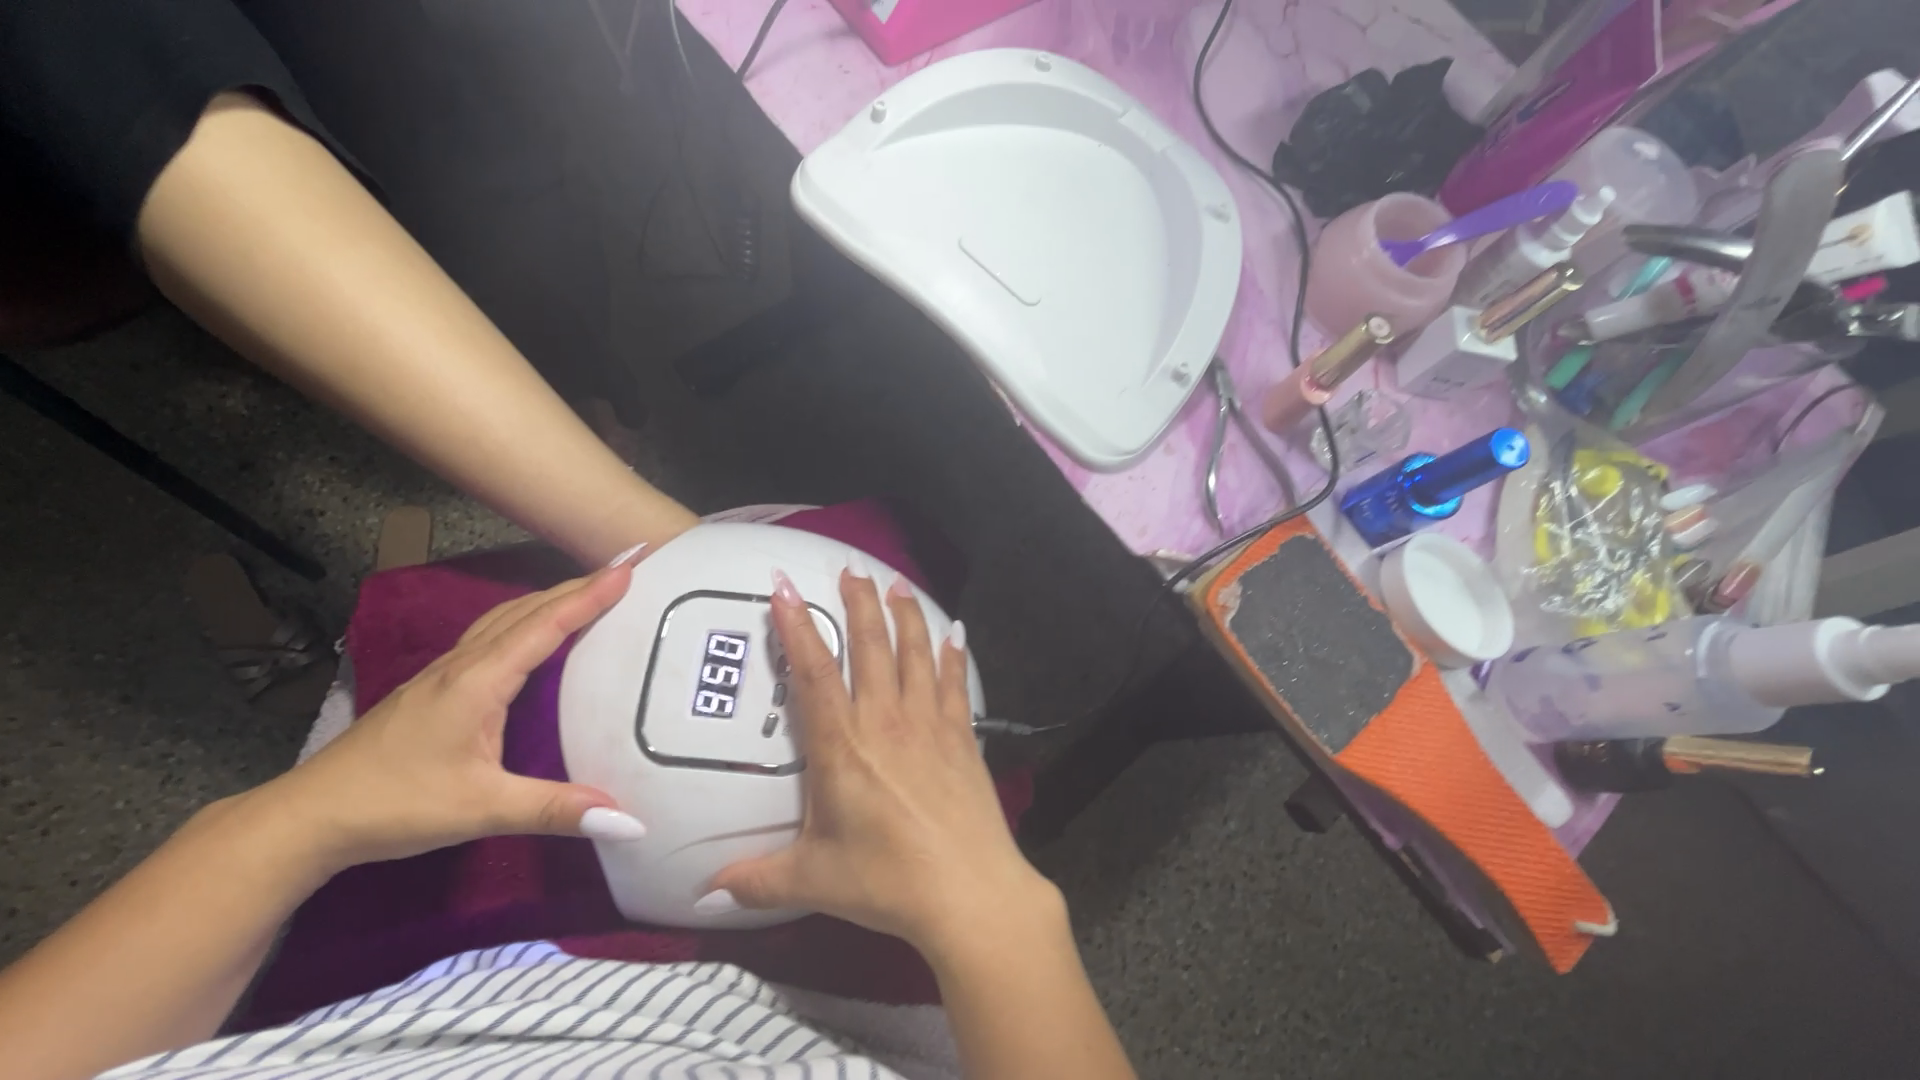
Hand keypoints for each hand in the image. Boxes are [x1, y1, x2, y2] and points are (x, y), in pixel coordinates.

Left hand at [246, 550, 649, 874]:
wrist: (306, 817)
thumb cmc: (396, 805)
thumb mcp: (482, 810)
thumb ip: (556, 809)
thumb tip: (631, 822)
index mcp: (479, 680)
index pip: (545, 625)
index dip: (589, 596)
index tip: (629, 569)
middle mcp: (464, 665)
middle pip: (526, 610)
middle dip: (577, 586)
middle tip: (623, 569)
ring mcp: (445, 674)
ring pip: (505, 619)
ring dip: (550, 599)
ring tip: (589, 592)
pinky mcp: (435, 689)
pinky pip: (491, 636)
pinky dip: (527, 620)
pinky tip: (534, 635)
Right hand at [710, 566, 1058, 953]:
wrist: (968, 891)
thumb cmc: (886, 881)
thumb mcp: (812, 880)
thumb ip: (757, 881)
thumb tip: (705, 895)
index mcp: (842, 745)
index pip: (814, 672)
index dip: (797, 627)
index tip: (783, 587)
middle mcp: (886, 720)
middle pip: (870, 646)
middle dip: (857, 602)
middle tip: (850, 568)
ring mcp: (930, 725)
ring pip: (915, 654)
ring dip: (904, 615)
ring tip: (896, 584)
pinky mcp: (964, 737)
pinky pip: (956, 684)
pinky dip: (953, 655)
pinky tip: (954, 633)